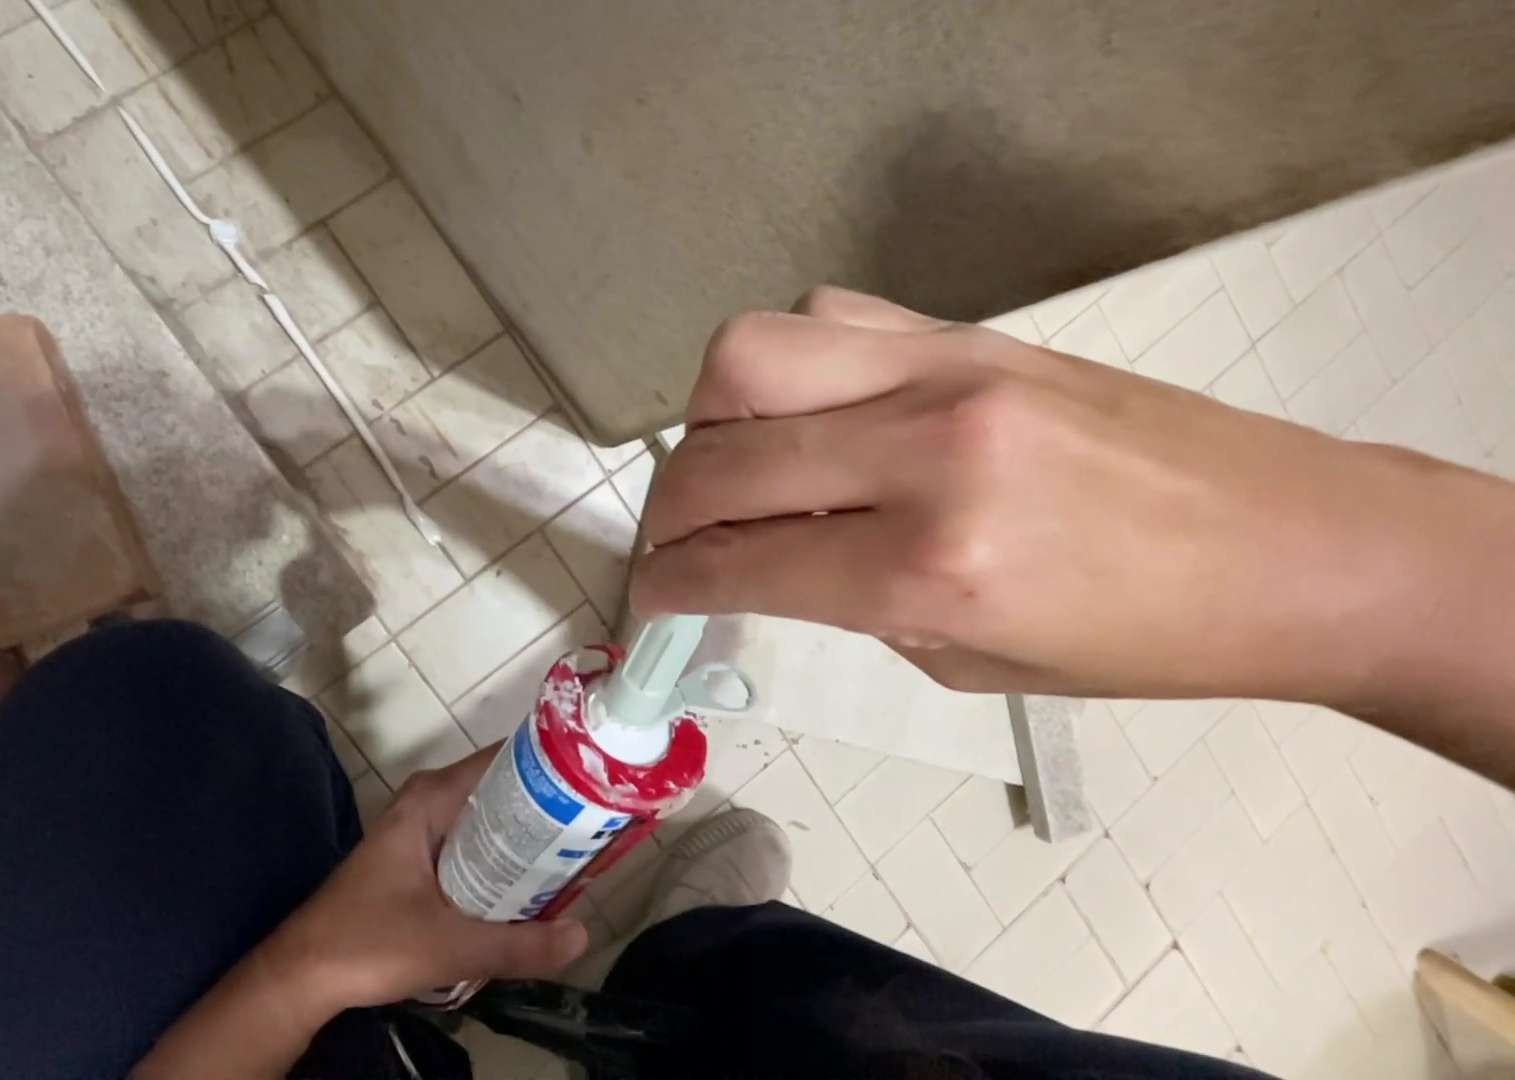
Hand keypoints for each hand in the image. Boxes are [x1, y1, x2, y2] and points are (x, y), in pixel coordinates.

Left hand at [258, 745, 588, 1014]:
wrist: (302, 974)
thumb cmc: (368, 943)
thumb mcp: (449, 947)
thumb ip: (517, 945)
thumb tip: (582, 937)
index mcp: (432, 797)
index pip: (503, 760)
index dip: (549, 767)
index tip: (593, 782)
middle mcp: (428, 799)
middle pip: (500, 789)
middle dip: (546, 807)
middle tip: (594, 828)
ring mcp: (421, 826)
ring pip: (487, 818)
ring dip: (525, 836)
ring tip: (577, 853)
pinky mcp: (418, 853)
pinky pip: (473, 840)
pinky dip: (501, 855)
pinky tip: (531, 882)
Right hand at [631, 286, 1514, 712]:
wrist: (1295, 544)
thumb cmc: (1137, 639)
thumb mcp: (964, 663)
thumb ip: (842, 602)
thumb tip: (754, 557)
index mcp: (929, 568)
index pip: (739, 561)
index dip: (669, 584)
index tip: (648, 596)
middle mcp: (924, 451)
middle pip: (719, 456)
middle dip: (665, 512)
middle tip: (672, 541)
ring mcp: (943, 368)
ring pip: (747, 356)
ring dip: (706, 422)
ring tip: (728, 467)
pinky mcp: (965, 330)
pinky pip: (821, 317)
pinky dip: (780, 369)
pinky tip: (804, 412)